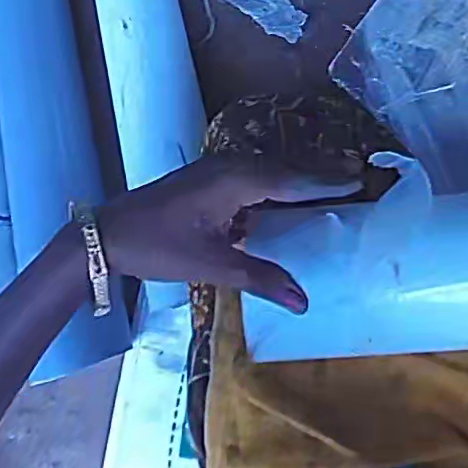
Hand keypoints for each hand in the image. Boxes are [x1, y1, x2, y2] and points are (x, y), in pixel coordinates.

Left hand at [96, 155, 361, 312]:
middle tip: (359, 172)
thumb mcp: (212, 264)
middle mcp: (232, 166)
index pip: (294, 180)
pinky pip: (256, 176)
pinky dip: (279, 183)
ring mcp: (218, 169)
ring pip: (271, 169)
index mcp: (236, 181)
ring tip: (333, 178)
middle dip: (322, 172)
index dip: (328, 182)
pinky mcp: (210, 178)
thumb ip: (260, 278)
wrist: (107, 234)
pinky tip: (288, 194)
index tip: (360, 178)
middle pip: (287, 168)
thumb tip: (305, 301)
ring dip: (301, 174)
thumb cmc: (158, 247)